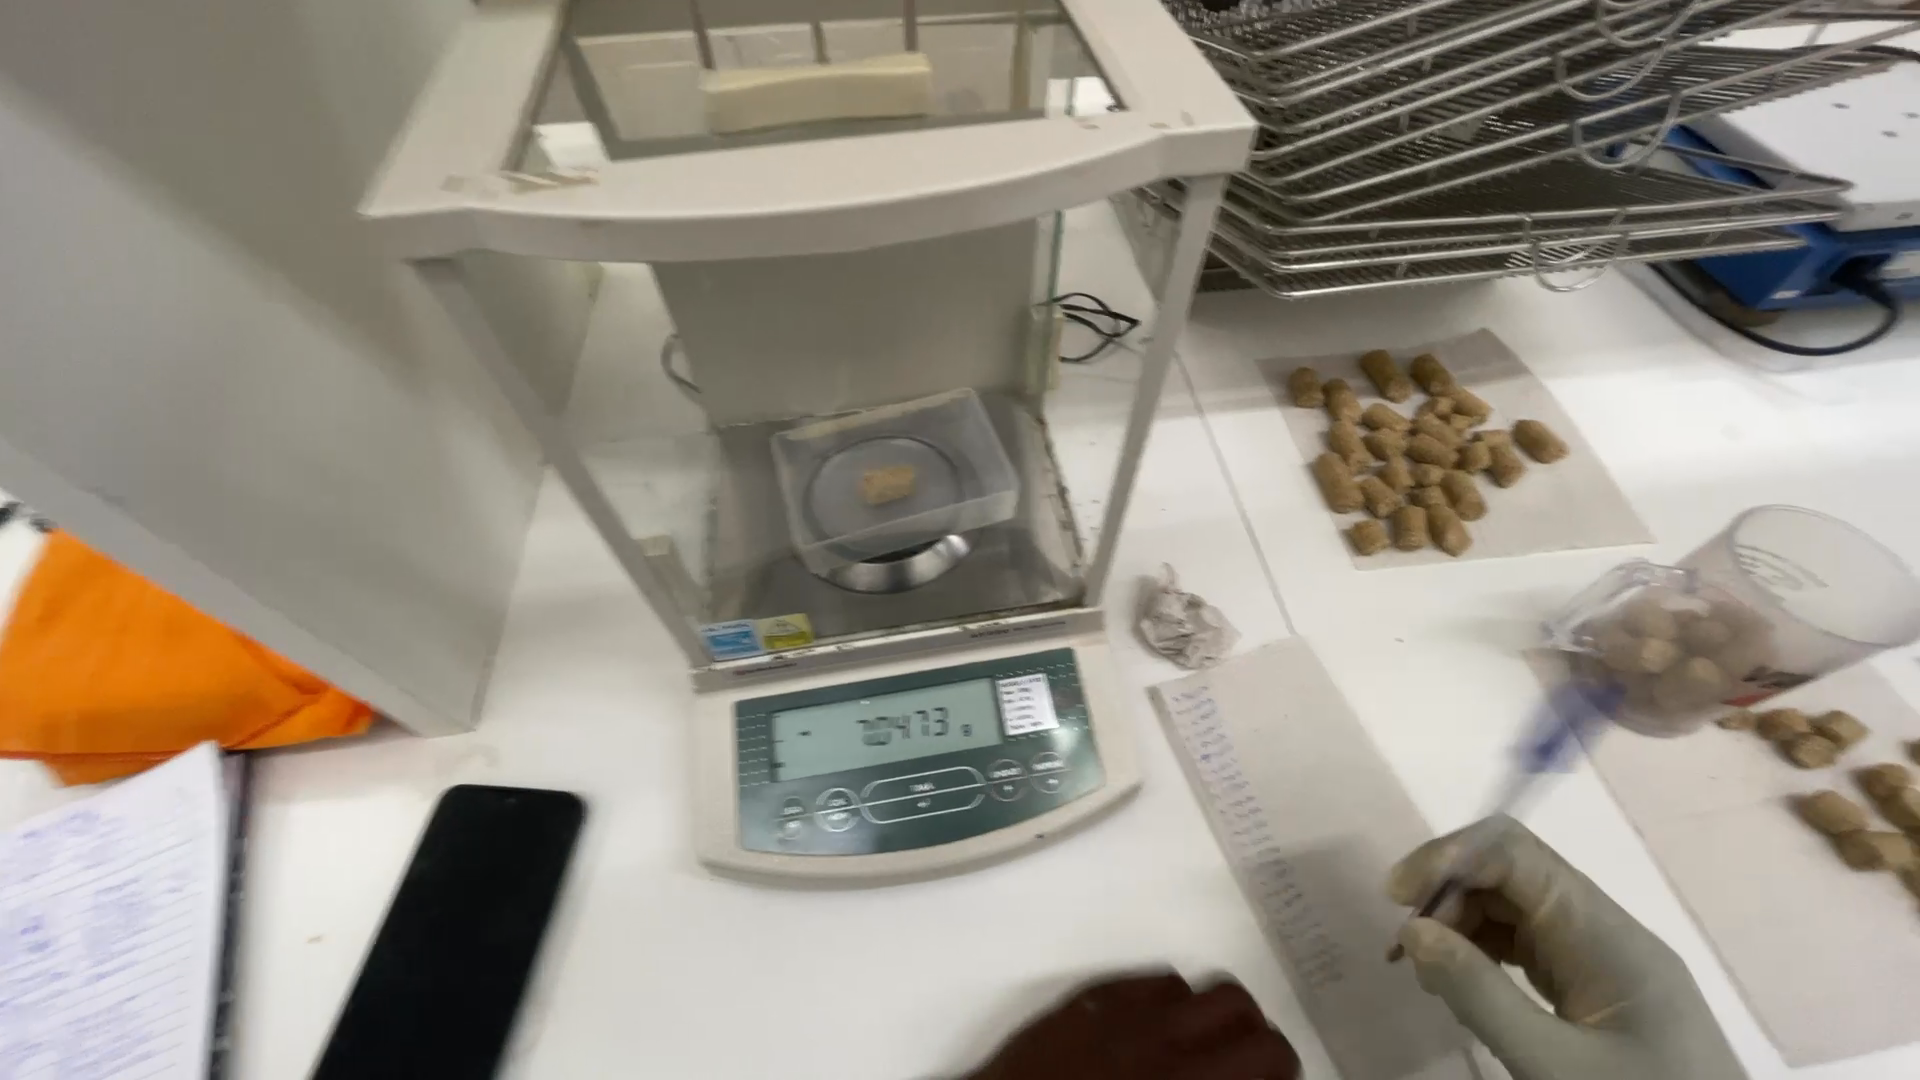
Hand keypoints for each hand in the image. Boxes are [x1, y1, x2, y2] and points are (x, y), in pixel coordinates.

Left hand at [968, 971, 1298, 1079]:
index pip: (1271, 1055)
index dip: (1281, 1069)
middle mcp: (1165, 1044)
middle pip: (1240, 1007)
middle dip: (1254, 1034)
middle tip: (1243, 1062)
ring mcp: (1122, 1015)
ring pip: (1196, 985)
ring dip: (1207, 1014)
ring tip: (1195, 1042)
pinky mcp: (1088, 1001)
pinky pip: (1147, 980)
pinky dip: (1163, 1001)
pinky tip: (1151, 1027)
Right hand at [1387, 816, 1743, 1079]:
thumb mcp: (1555, 1066)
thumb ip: (1479, 994)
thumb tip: (1411, 930)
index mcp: (1607, 934)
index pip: (1513, 852)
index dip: (1447, 857)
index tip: (1399, 898)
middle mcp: (1601, 930)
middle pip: (1504, 873)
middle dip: (1445, 896)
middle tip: (1407, 946)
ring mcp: (1595, 958)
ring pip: (1505, 906)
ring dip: (1455, 926)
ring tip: (1425, 973)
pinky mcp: (1587, 986)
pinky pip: (1517, 943)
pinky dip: (1476, 953)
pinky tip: (1455, 985)